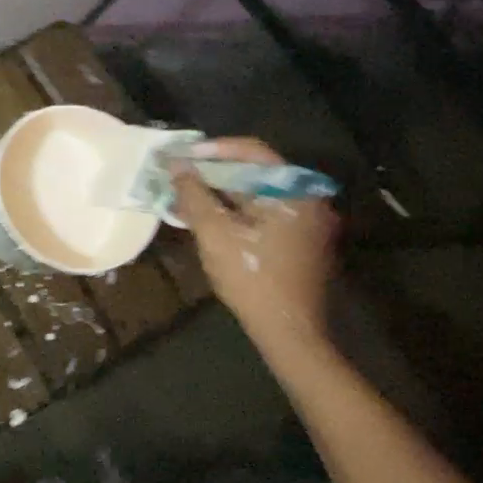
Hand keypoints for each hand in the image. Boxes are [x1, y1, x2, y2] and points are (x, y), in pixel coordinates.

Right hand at [172, 137, 338, 353]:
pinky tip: (204, 215)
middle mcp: (306, 200)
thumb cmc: (252, 278)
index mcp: (293, 193)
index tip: (182, 155)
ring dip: (219, 190)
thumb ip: (193, 194)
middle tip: (179, 172)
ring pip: (255, 193)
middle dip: (213, 170)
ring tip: (184, 193)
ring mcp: (305, 222)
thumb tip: (175, 164)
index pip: (252, 151)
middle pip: (255, 171)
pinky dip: (233, 208)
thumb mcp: (214, 232)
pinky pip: (261, 211)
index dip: (213, 149)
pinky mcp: (298, 241)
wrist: (289, 333)